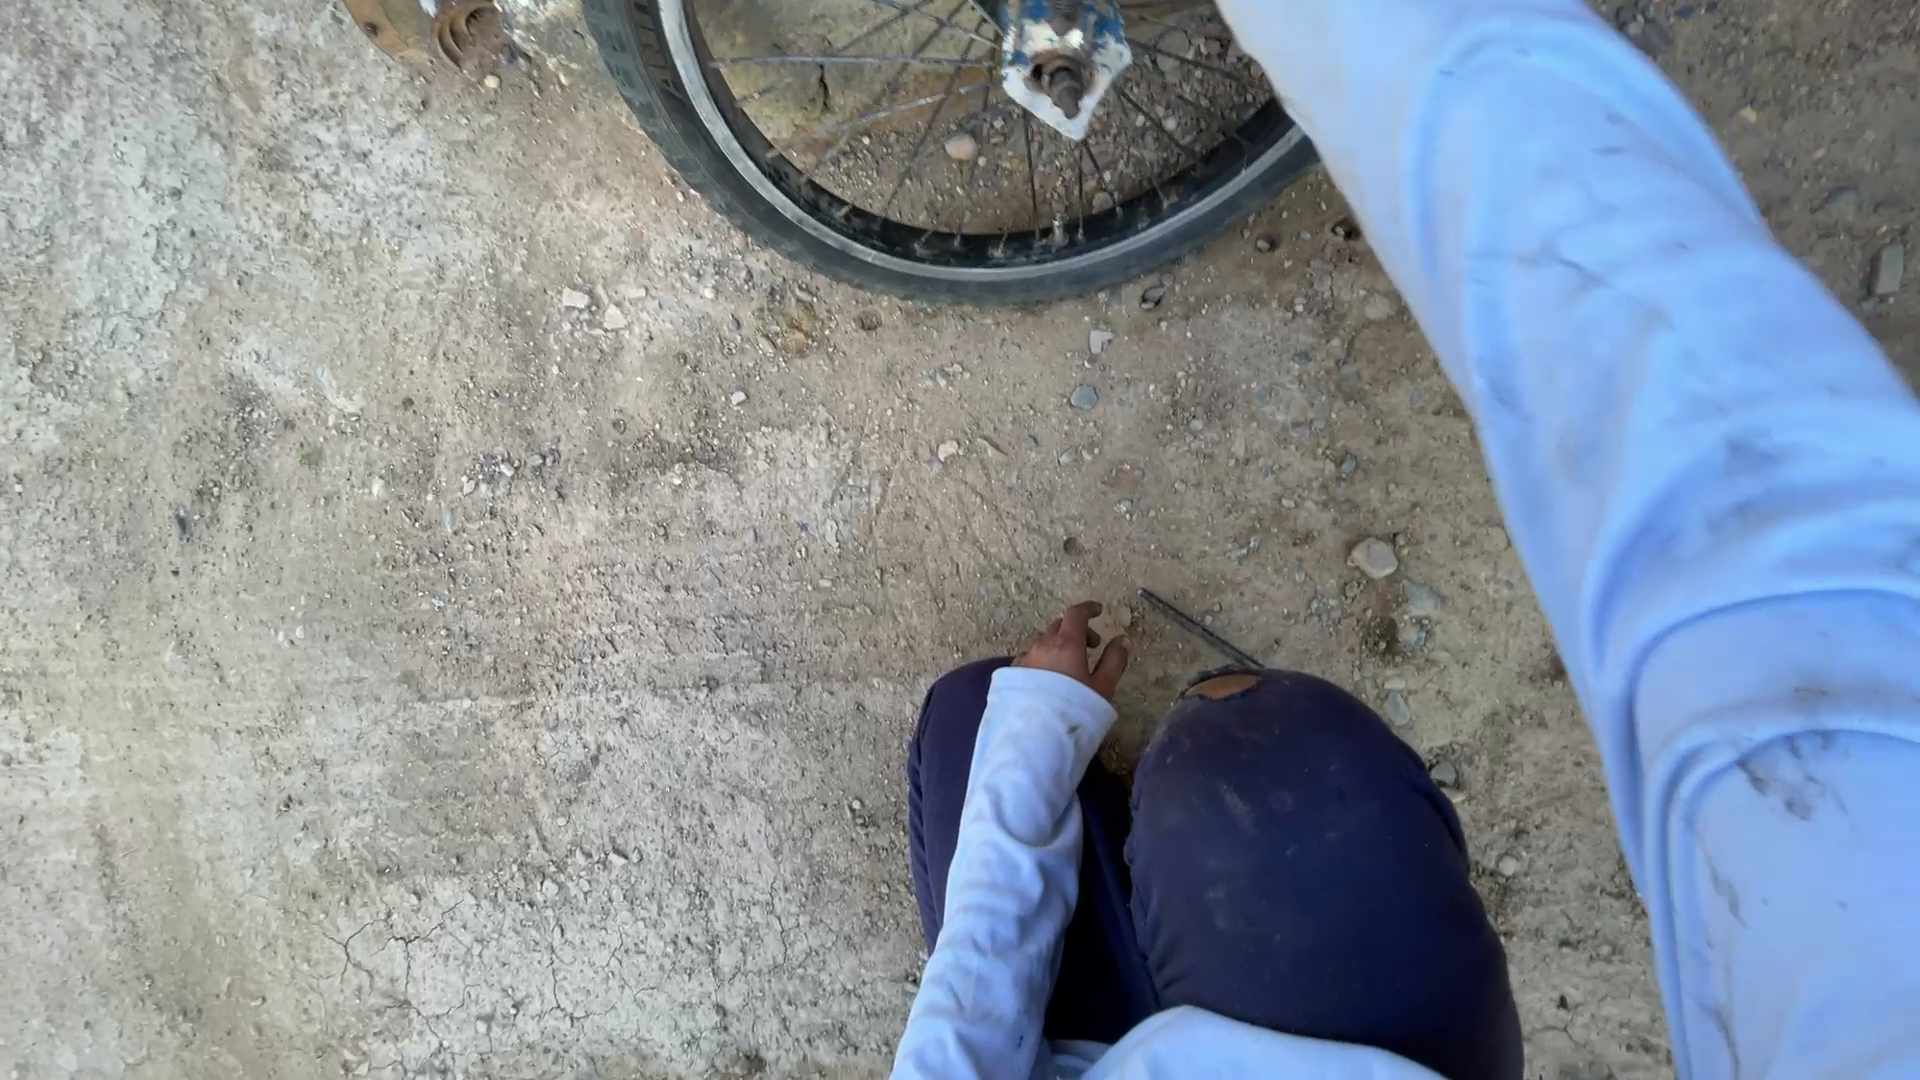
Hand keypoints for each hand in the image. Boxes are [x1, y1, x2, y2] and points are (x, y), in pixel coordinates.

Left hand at [1014, 601, 1129, 701]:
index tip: (1098, 611)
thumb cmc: (1075, 710)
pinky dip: (1043, 659)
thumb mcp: (1103, 687)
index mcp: (1065, 643)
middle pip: (1059, 626)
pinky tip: (1049, 680)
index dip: (1088, 609)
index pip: (1075, 614)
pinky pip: (1030, 658)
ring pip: (1043, 642)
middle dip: (1076, 630)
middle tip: (1091, 647)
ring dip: (1058, 646)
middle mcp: (1041, 645)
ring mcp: (1024, 659)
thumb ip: (1114, 660)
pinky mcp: (1012, 674)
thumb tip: (1122, 640)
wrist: (1036, 736)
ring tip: (1070, 668)